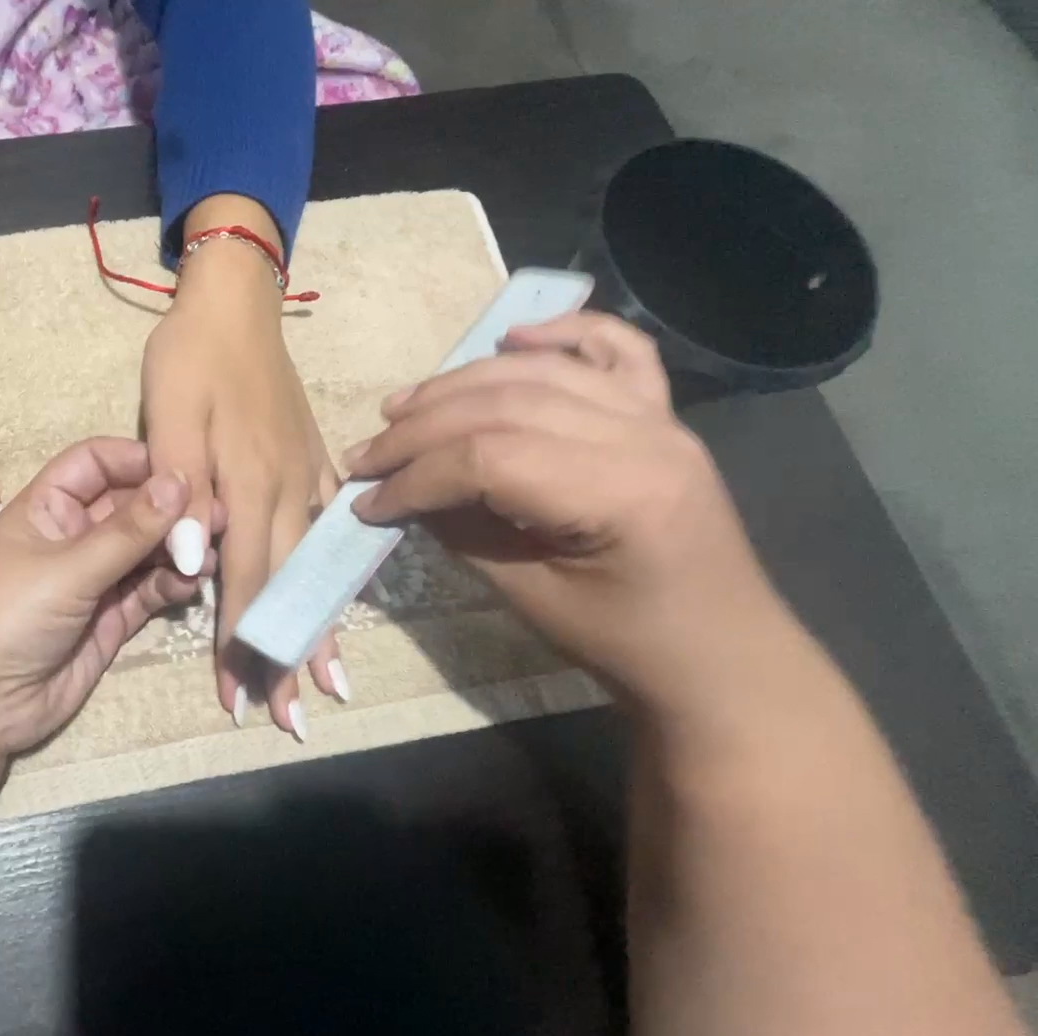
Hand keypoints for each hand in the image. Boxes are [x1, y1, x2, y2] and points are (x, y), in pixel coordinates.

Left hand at [0, 437, 206, 758]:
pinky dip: (171, 585)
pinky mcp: (108, 621)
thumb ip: (128, 530)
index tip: (185, 466)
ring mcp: (91, 580)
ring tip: (210, 550)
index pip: (96, 463)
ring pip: (144, 551)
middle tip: (216, 515)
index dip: (137, 460)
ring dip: (176, 549)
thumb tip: (181, 479)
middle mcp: (71, 536)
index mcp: (47, 506)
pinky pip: (147, 592)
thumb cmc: (5, 615)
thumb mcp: (66, 567)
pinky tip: (192, 583)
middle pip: (128, 506)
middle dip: (169, 509)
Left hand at [142, 199, 345, 739]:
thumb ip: (179, 490)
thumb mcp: (168, 415)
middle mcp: (286, 490)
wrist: (233, 304)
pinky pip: (331, 529)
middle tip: (296, 714)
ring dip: (321, 622)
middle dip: (288, 652)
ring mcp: (308, 477)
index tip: (243, 695)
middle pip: (286, 586)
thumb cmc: (187, 361)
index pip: (242, 579)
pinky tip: (345, 596)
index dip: (242, 639)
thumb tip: (197, 564)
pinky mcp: (316, 463)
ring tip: (332, 676)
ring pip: (314, 566)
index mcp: (245, 484)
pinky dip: (338, 571)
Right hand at [343, 313, 781, 706]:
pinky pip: (613, 352)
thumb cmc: (622, 640)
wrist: (717, 653)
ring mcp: (658, 418)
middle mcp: (644, 437)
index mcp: (618, 493)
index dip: (416, 476)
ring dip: (459, 384)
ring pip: (540, 373)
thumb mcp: (528, 596)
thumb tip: (400, 496)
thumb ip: (463, 532)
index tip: (366, 501)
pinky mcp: (661, 415)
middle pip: (505, 404)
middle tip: (365, 457)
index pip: (489, 457)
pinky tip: (513, 335)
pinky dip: (561, 334)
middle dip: (420, 429)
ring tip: (401, 408)